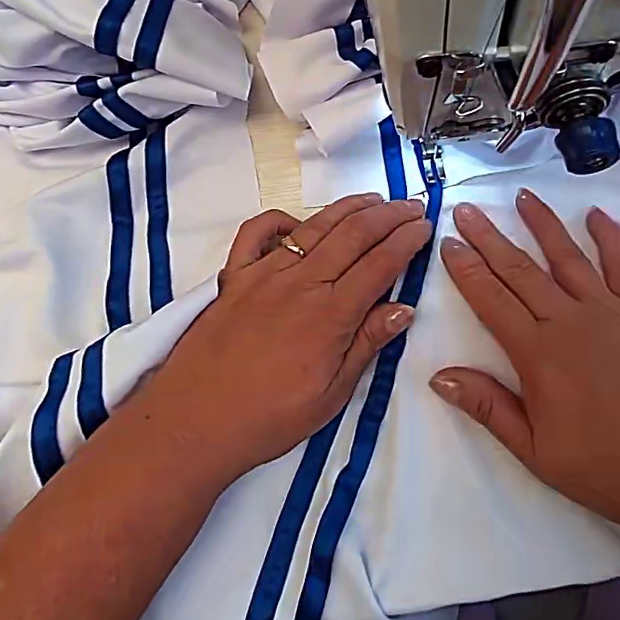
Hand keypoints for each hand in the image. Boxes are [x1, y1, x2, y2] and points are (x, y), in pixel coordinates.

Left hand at [129, 193, 432, 482]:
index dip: (406, 241)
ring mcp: (264, 275)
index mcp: (329, 315)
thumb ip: (365, 345)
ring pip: (314, 228)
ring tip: (372, 199)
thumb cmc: (268, 417)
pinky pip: (255, 234)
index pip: (379, 265)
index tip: (423, 226)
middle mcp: (299, 284)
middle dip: (387, 216)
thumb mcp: (331, 394)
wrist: (196, 420)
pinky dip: (278, 220)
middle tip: (410, 206)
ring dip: (347, 209)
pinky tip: (296, 222)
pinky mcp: (234, 276)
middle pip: (352, 235)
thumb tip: (402, 309)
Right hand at [429, 189, 619, 538]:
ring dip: (541, 224)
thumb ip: (487, 407)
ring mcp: (609, 311)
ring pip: (566, 257)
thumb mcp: (536, 451)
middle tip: (466, 209)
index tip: (448, 242)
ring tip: (521, 196)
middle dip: (488, 237)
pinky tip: (597, 214)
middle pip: (519, 270)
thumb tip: (438, 375)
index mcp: (538, 353)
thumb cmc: (608, 467)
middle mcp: (569, 320)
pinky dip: (610, 237)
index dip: (466, 269)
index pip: (491, 299)